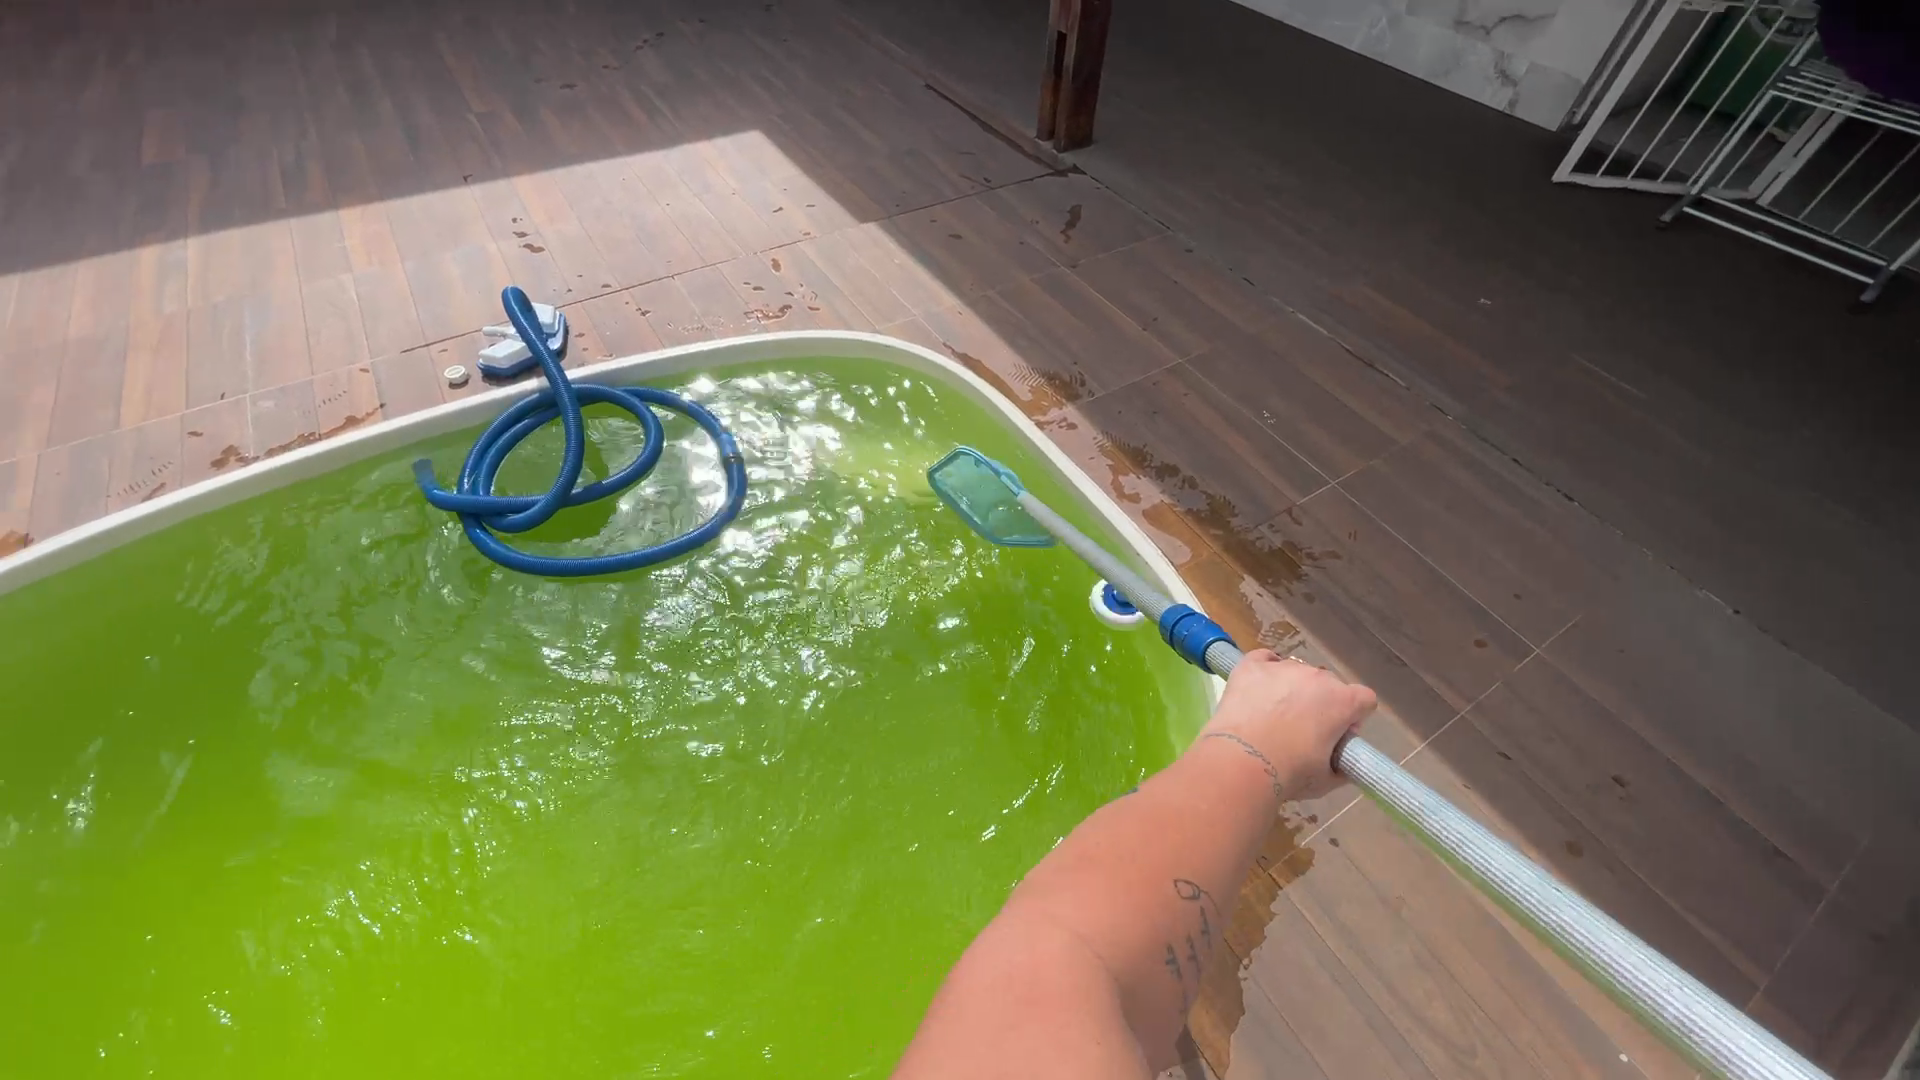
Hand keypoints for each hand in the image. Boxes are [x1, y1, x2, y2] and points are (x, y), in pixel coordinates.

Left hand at [1197, 650, 1375, 802]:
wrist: (1240, 761)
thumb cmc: (1289, 772)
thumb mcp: (1328, 778)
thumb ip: (1343, 762)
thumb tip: (1342, 759)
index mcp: (1343, 701)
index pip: (1363, 699)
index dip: (1353, 717)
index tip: (1338, 734)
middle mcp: (1316, 677)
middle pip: (1328, 684)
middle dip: (1320, 703)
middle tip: (1301, 729)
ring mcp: (1283, 667)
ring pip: (1296, 672)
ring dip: (1291, 688)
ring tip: (1272, 714)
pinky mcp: (1251, 665)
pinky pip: (1264, 659)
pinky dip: (1265, 671)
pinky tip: (1258, 688)